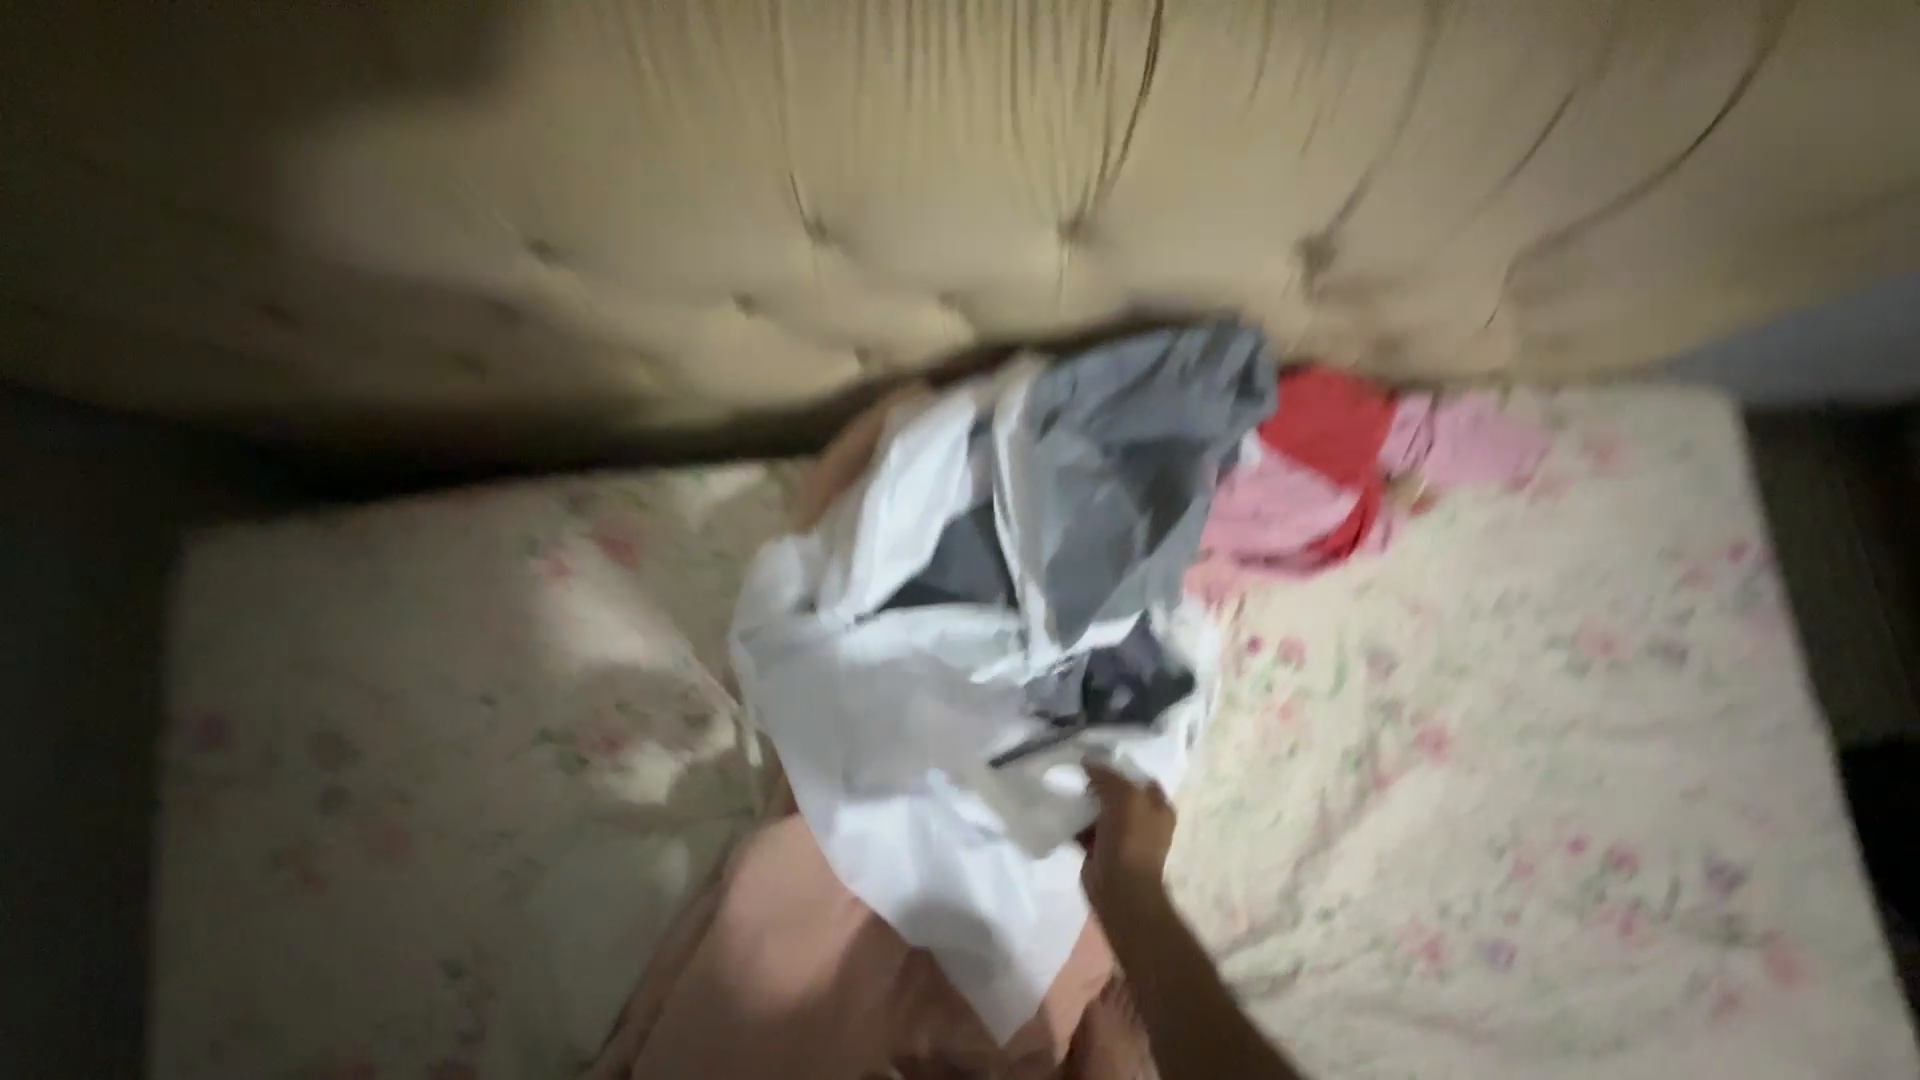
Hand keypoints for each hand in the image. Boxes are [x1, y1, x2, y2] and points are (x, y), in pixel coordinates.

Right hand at [1079, 762, 1176, 911]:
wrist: (1120, 888)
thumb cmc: (1130, 839)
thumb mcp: (1124, 797)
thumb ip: (1107, 776)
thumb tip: (1088, 762)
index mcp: (1157, 807)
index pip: (1139, 777)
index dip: (1120, 766)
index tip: (1097, 756)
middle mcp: (1141, 819)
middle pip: (1117, 792)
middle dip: (1098, 783)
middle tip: (1076, 769)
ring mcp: (1121, 835)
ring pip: (1099, 810)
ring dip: (1083, 802)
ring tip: (1064, 785)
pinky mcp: (1100, 849)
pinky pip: (1084, 828)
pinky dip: (1073, 821)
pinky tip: (1059, 809)